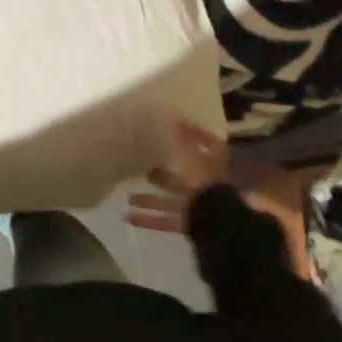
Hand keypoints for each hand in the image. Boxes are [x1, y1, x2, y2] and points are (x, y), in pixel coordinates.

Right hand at [125, 116, 229, 233]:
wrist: (214, 221)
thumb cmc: (202, 183)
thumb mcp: (188, 156)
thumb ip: (179, 139)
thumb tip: (172, 118)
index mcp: (212, 164)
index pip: (210, 144)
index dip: (198, 134)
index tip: (178, 128)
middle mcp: (205, 183)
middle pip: (183, 174)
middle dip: (163, 172)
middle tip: (142, 166)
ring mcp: (196, 205)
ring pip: (169, 199)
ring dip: (149, 198)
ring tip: (128, 196)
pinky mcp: (186, 222)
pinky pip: (164, 219)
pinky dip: (146, 219)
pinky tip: (127, 217)